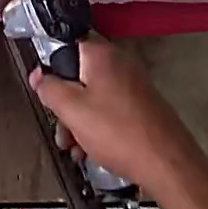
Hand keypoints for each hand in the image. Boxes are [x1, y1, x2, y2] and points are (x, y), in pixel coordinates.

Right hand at [28, 35, 205, 195]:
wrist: (168, 166)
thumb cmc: (123, 134)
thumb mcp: (70, 109)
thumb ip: (49, 88)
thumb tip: (39, 77)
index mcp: (101, 55)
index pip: (66, 42)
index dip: (50, 63)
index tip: (43, 83)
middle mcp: (119, 63)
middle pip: (79, 73)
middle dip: (64, 100)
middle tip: (60, 122)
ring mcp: (133, 85)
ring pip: (93, 94)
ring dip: (78, 118)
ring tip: (74, 145)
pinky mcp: (141, 106)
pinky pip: (109, 109)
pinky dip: (97, 125)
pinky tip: (91, 149)